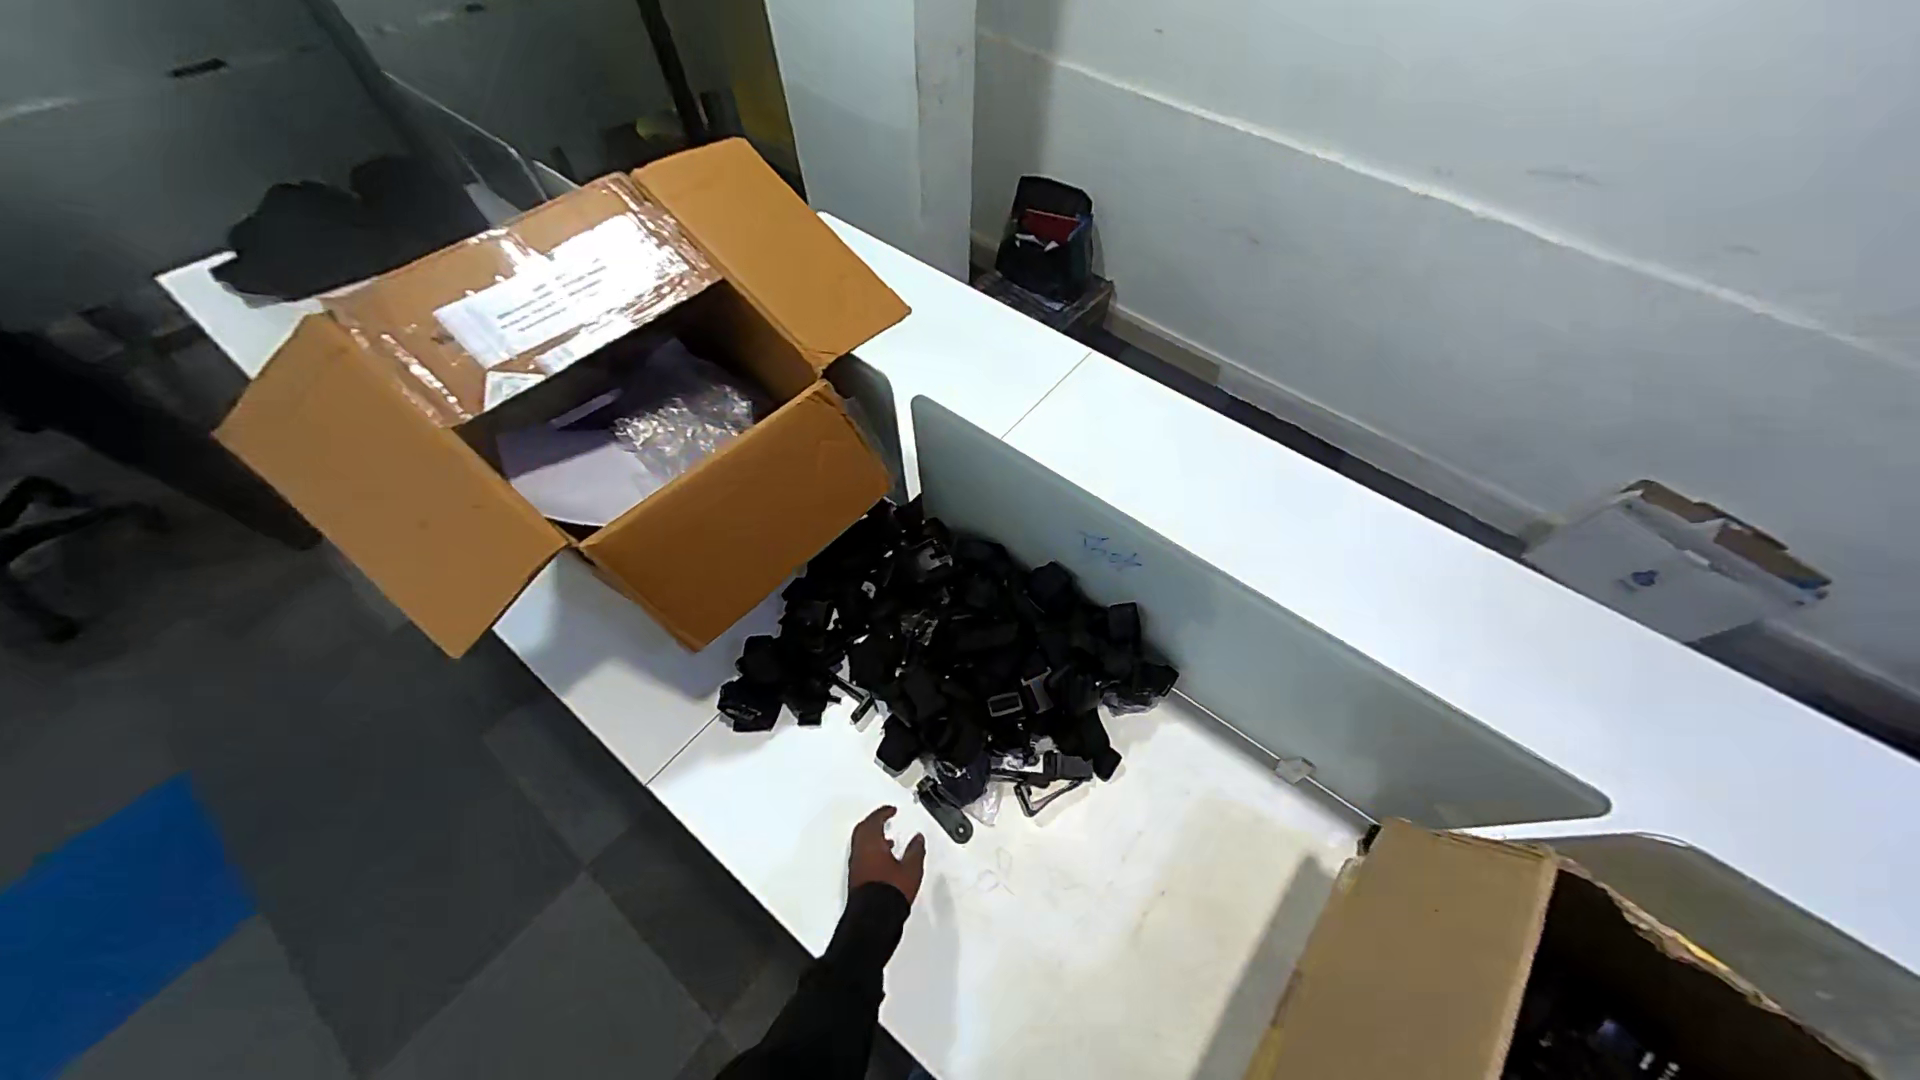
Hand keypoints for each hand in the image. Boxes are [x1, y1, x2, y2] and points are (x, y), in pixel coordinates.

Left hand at [848, 806, 925, 904]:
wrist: (874, 920)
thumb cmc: (889, 892)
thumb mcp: (911, 868)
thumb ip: (915, 850)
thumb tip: (918, 839)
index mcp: (870, 844)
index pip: (874, 820)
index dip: (883, 812)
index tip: (890, 809)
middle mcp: (860, 853)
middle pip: (864, 830)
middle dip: (875, 822)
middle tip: (884, 818)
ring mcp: (856, 867)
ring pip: (862, 844)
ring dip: (874, 838)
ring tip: (888, 839)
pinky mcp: (857, 880)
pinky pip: (862, 857)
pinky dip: (872, 852)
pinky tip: (885, 860)